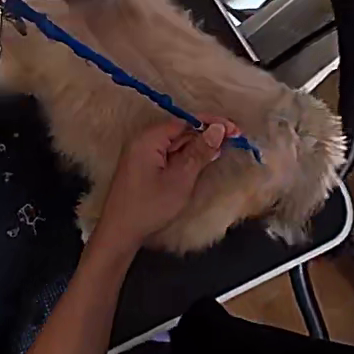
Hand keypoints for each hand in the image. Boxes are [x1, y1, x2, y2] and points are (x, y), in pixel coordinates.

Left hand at [91, 116, 235, 250]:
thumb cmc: (150, 206)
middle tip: (234, 139)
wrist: (120, 233)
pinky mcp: (144, 167)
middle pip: (180, 130)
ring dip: (198, 146)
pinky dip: (187, 157)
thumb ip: (199, 152)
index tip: (234, 129)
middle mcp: (144, 141)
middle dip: (206, 134)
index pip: (185, 121)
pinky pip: (169, 154)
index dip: (211, 123)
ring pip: (176, 143)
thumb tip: (218, 129)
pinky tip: (204, 160)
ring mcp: (142, 154)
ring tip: (223, 148)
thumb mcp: (180, 179)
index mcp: (149, 139)